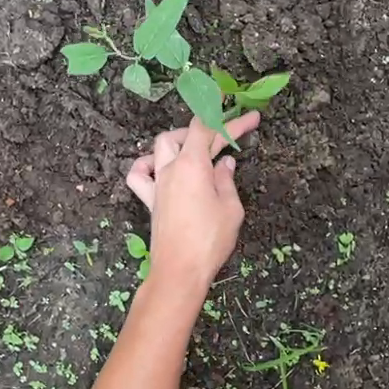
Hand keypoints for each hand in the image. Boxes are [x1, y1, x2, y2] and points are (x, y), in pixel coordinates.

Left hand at [125, 113, 258, 289]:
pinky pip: (139, 175)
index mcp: (192, 165)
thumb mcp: (231, 208)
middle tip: (233, 138)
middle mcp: (170, 168)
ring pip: (161, 147)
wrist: (180, 270)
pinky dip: (147, 165)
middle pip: (186, 134)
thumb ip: (226, 181)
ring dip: (180, 140)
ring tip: (200, 148)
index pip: (207, 128)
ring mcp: (157, 183)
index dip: (227, 118)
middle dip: (210, 130)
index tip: (249, 117)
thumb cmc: (210, 240)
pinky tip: (159, 168)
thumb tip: (224, 164)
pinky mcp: (150, 200)